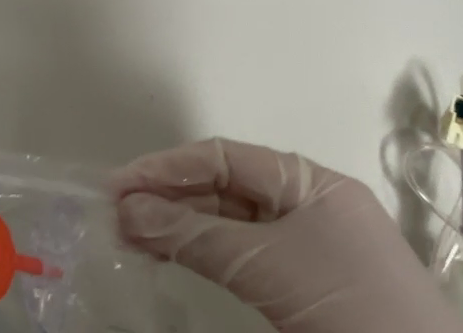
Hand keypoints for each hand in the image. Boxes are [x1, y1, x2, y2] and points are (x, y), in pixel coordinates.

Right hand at [110, 138, 462, 332]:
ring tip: (133, 237)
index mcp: (310, 182)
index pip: (222, 157)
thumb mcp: (261, 264)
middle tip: (118, 214)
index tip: (118, 185)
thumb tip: (126, 209)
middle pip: (224, 187)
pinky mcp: (309, 286)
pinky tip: (171, 256)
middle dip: (168, 198)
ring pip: (231, 222)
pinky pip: (245, 254)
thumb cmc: (344, 304)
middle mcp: (311, 204)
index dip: (166, 167)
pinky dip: (204, 253)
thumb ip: (189, 232)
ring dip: (180, 227)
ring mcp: (313, 247)